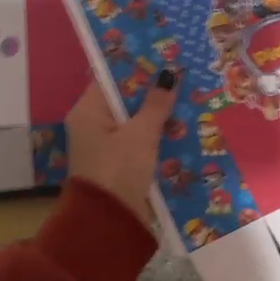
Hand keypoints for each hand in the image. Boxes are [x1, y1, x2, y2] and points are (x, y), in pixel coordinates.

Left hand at [64, 71, 179, 218]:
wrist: (110, 224)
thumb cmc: (119, 169)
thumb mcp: (141, 134)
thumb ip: (156, 104)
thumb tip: (169, 73)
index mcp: (88, 111)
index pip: (112, 78)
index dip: (138, 67)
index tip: (164, 56)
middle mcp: (93, 124)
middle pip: (126, 100)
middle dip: (154, 93)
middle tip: (184, 78)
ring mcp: (106, 146)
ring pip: (136, 121)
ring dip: (160, 116)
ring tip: (191, 103)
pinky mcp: (120, 164)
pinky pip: (140, 142)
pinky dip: (158, 137)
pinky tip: (183, 131)